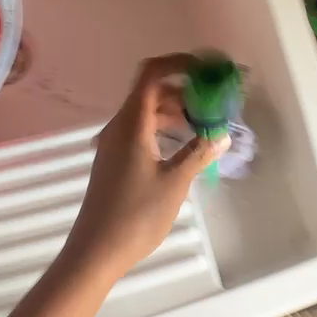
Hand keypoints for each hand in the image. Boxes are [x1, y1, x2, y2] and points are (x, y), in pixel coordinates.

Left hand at [64, 54, 226, 277]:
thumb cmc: (135, 215)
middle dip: (183, 91)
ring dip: (175, 112)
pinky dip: (163, 129)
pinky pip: (141, 130)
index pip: (152, 74)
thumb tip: (221, 135)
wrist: (95, 251)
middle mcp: (119, 126)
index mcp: (131, 123)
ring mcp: (114, 144)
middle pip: (151, 92)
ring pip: (147, 113)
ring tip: (204, 127)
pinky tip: (183, 147)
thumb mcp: (175, 183)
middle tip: (213, 103)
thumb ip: (198, 154)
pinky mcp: (114, 160)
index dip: (178, 65)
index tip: (206, 72)